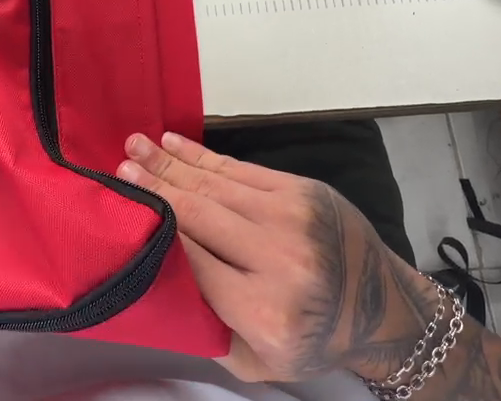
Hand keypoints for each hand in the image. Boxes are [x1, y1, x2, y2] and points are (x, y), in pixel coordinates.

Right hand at [117, 132, 437, 383]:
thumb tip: (154, 279)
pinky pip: (239, 166)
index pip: (192, 259)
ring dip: (168, 161)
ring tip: (133, 146)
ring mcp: (291, 216)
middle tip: (118, 170)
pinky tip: (171, 143)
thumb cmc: (311, 339)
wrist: (382, 307)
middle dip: (153, 188)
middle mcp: (279, 258)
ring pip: (214, 182)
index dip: (153, 230)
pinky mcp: (300, 189)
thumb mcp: (255, 359)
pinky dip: (200, 154)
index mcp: (264, 309)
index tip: (119, 208)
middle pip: (198, 213)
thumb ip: (205, 325)